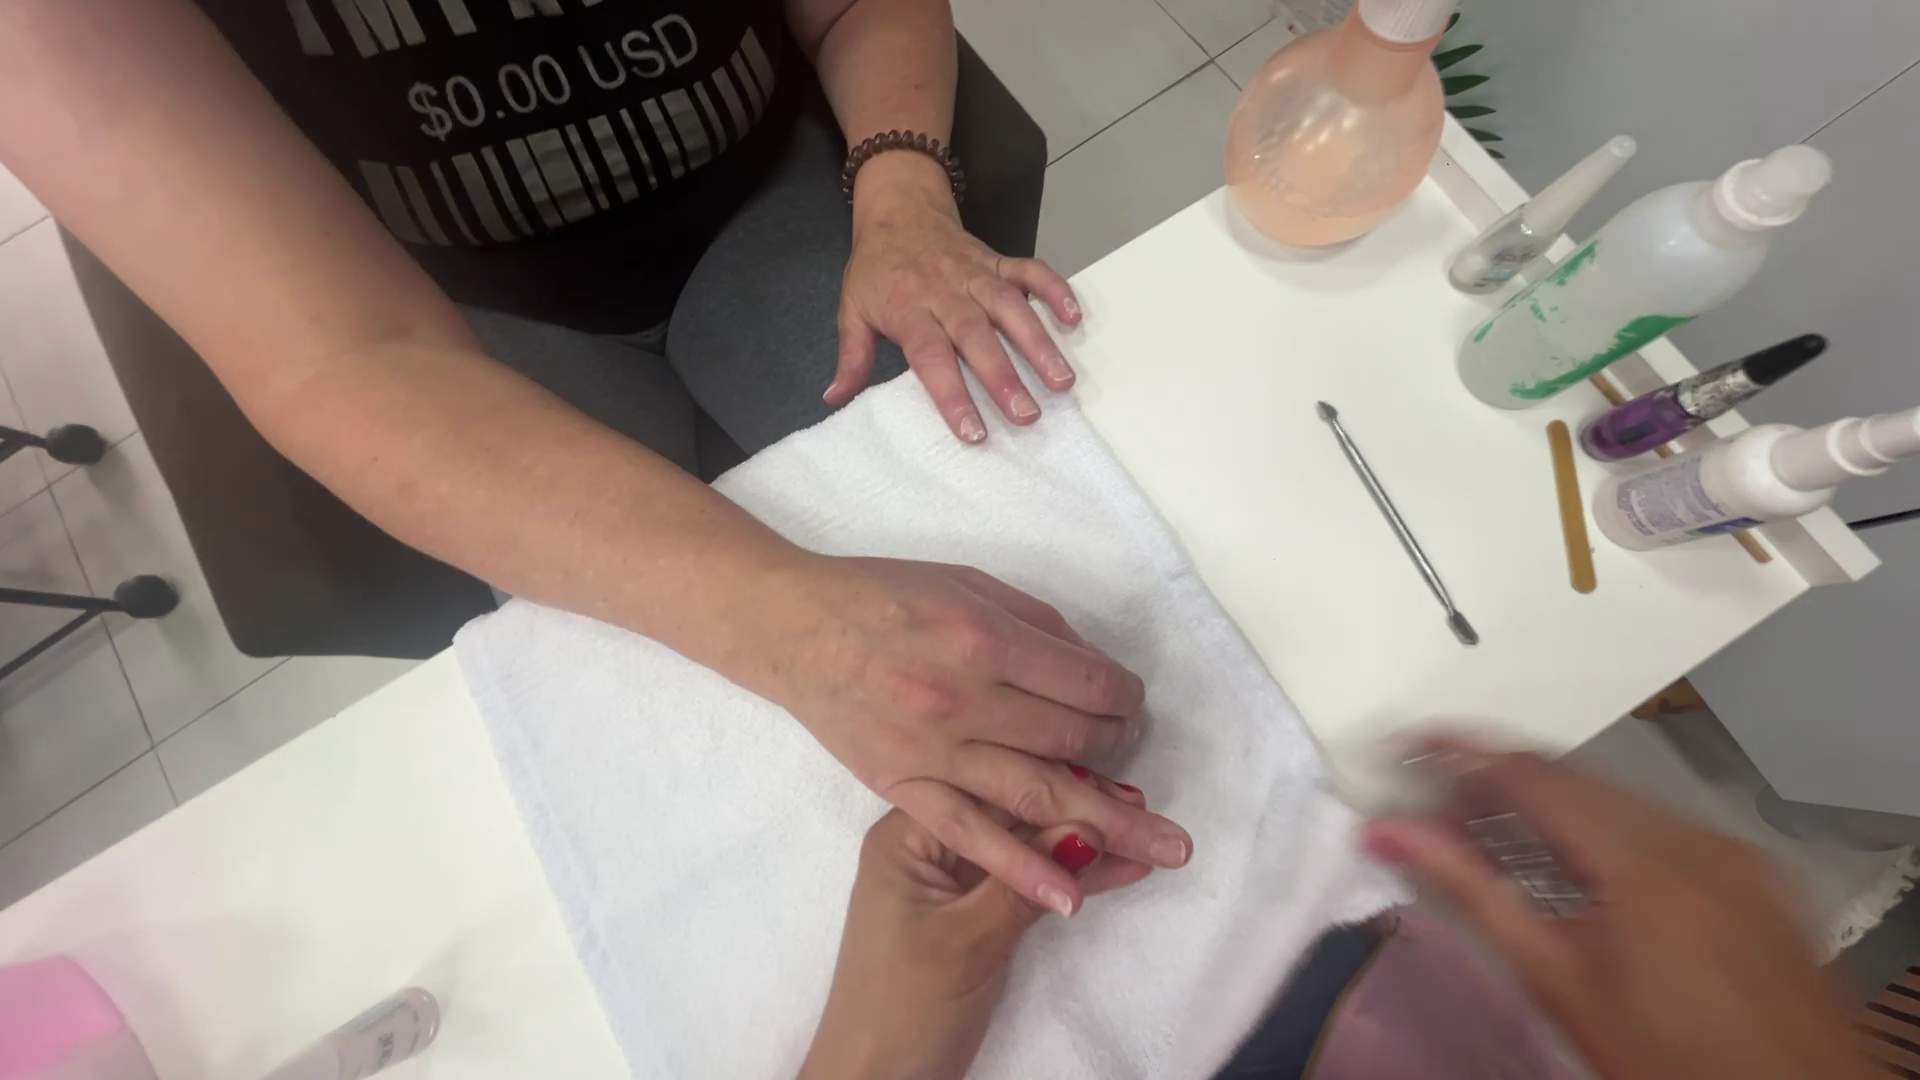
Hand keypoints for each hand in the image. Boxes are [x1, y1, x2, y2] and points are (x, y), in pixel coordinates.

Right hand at [752, 554, 1191, 915]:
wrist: (794, 628)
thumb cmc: (883, 592)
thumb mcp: (966, 581)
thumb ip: (1033, 621)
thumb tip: (1088, 666)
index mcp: (985, 637)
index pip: (1085, 682)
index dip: (1123, 694)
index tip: (1127, 698)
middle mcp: (965, 698)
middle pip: (1071, 737)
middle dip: (1116, 744)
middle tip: (1128, 745)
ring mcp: (933, 750)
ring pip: (1037, 794)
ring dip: (1108, 819)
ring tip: (1166, 845)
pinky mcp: (902, 786)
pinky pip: (970, 834)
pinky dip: (1022, 868)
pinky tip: (1071, 899)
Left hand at [797, 795, 1151, 1079]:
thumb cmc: (904, 1006)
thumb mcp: (966, 941)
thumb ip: (1024, 884)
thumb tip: (1089, 829)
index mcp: (909, 831)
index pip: (990, 793)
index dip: (1054, 788)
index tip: (1117, 793)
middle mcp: (932, 840)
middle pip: (1014, 817)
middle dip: (1078, 815)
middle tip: (1143, 811)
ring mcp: (955, 875)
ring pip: (1029, 849)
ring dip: (1085, 847)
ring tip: (1148, 834)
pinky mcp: (976, 907)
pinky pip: (1030, 881)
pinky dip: (1073, 880)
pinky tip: (1119, 870)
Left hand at [829, 153, 1081, 442]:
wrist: (898, 208)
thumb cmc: (877, 269)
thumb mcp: (852, 309)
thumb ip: (851, 357)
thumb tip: (836, 398)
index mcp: (910, 310)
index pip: (932, 358)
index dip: (953, 396)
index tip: (973, 432)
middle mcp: (947, 293)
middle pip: (978, 337)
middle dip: (1004, 378)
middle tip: (1026, 416)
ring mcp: (977, 274)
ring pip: (1012, 307)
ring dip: (1039, 343)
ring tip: (1061, 382)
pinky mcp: (999, 260)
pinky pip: (1031, 270)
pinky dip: (1054, 289)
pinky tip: (1075, 318)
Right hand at [1364, 738, 1869, 1079]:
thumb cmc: (1662, 1058)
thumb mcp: (1551, 976)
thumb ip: (1465, 887)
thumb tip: (1384, 833)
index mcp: (1650, 867)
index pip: (1532, 775)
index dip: (1458, 751)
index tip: (1402, 746)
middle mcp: (1699, 841)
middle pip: (1568, 776)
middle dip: (1490, 777)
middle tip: (1430, 798)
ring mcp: (1732, 853)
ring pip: (1605, 792)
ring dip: (1535, 798)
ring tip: (1479, 826)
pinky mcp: (1748, 869)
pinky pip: (1646, 817)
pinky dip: (1585, 819)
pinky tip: (1553, 850)